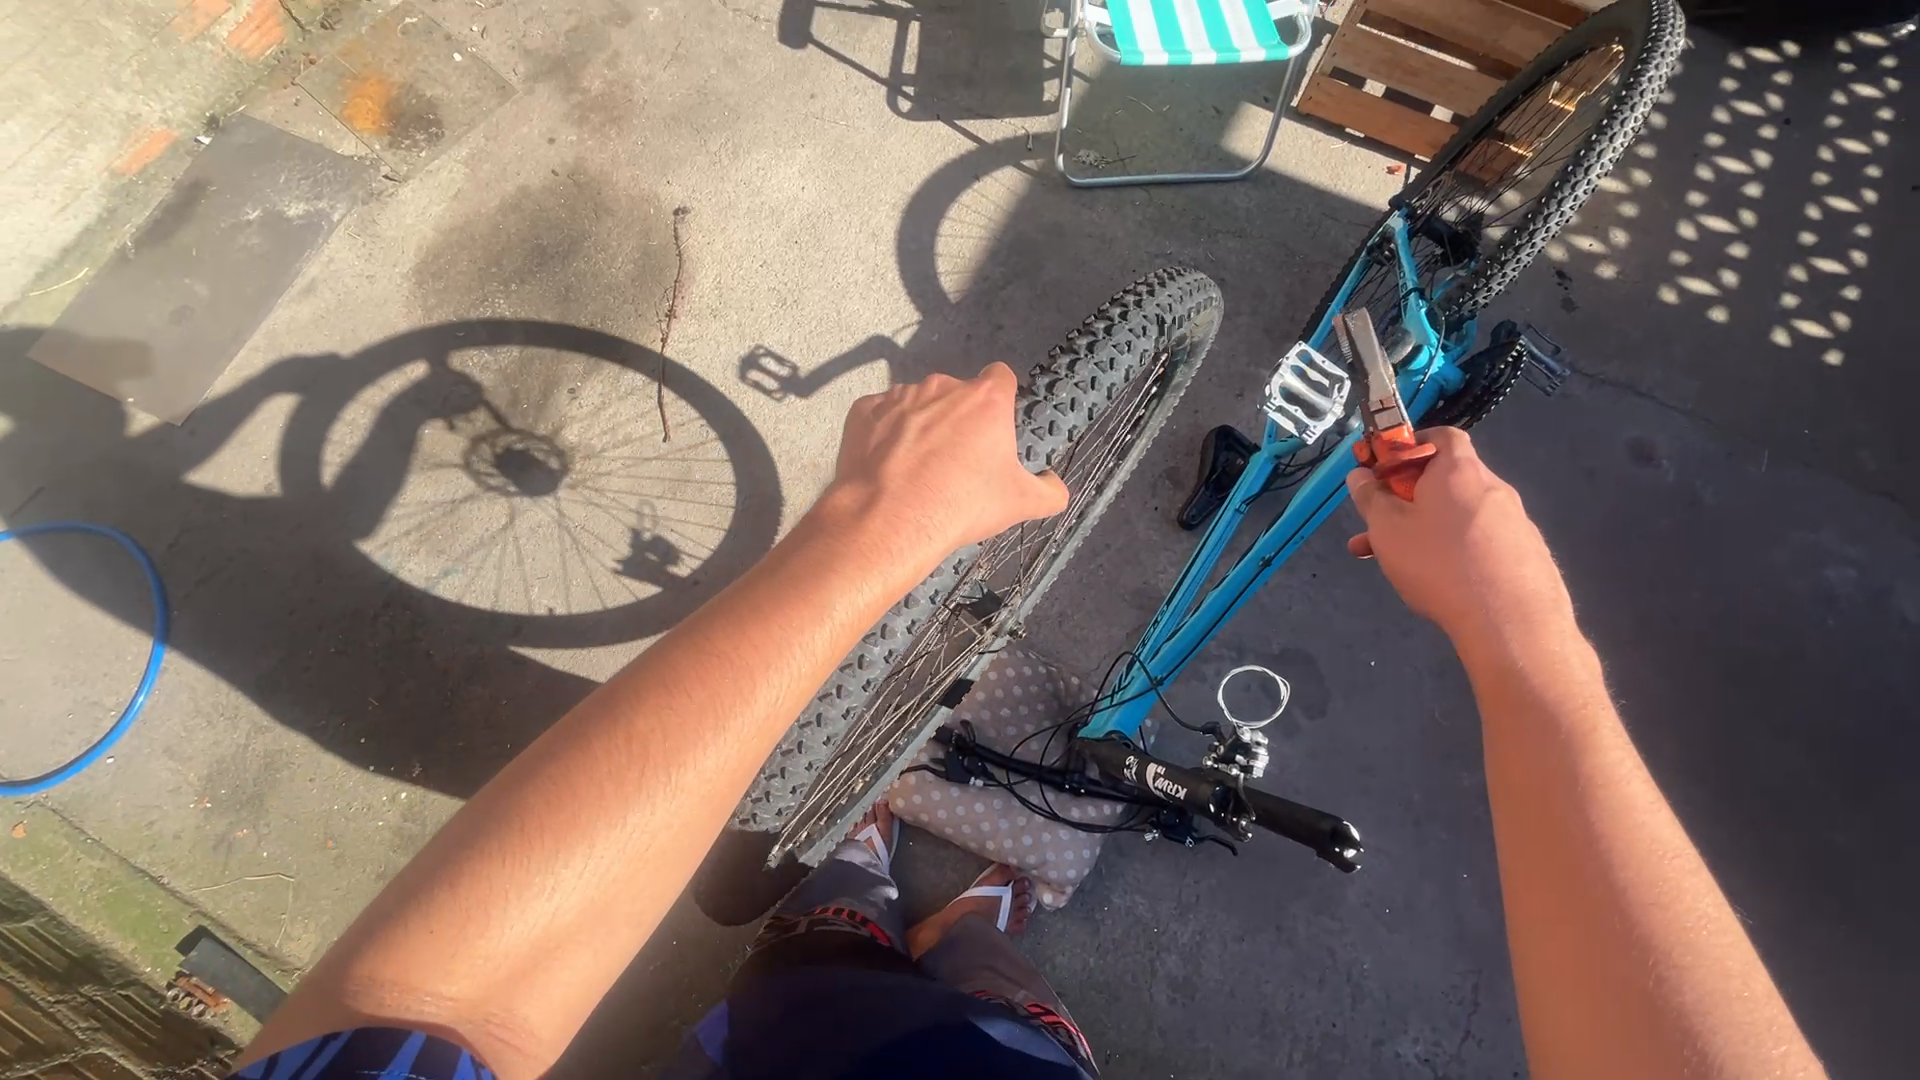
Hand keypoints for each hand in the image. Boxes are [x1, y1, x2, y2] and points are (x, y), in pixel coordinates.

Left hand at [823, 363, 1069, 559]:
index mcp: (986, 400)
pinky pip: (880, 416)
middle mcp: (942, 386)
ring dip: (920, 426)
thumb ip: (1049, 491)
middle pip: (956, 394)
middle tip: (954, 461)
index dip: (1000, 399)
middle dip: (957, 420)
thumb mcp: (1020, 504)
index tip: (993, 427)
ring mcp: (899, 396)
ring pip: (917, 403)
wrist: (889, 518)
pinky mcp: (864, 411)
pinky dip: (884, 435)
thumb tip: (1055, 486)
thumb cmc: (961, 505)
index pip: (1001, 377)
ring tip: (917, 469)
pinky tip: (887, 466)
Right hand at [1345, 427, 1571, 643]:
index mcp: (1458, 472)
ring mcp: (1515, 521)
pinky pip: (1480, 540)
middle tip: (1377, 525)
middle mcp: (1492, 488)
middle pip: (1444, 481)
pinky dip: (1454, 549)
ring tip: (1394, 561)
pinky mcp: (1526, 553)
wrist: (1510, 621)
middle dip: (1406, 498)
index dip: (1410, 444)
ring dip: (1424, 529)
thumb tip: (1361, 474)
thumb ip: (1371, 498)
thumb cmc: (1438, 562)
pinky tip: (1438, 580)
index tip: (1385, 466)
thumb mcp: (1387, 529)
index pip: (1441, 436)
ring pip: (1457, 515)